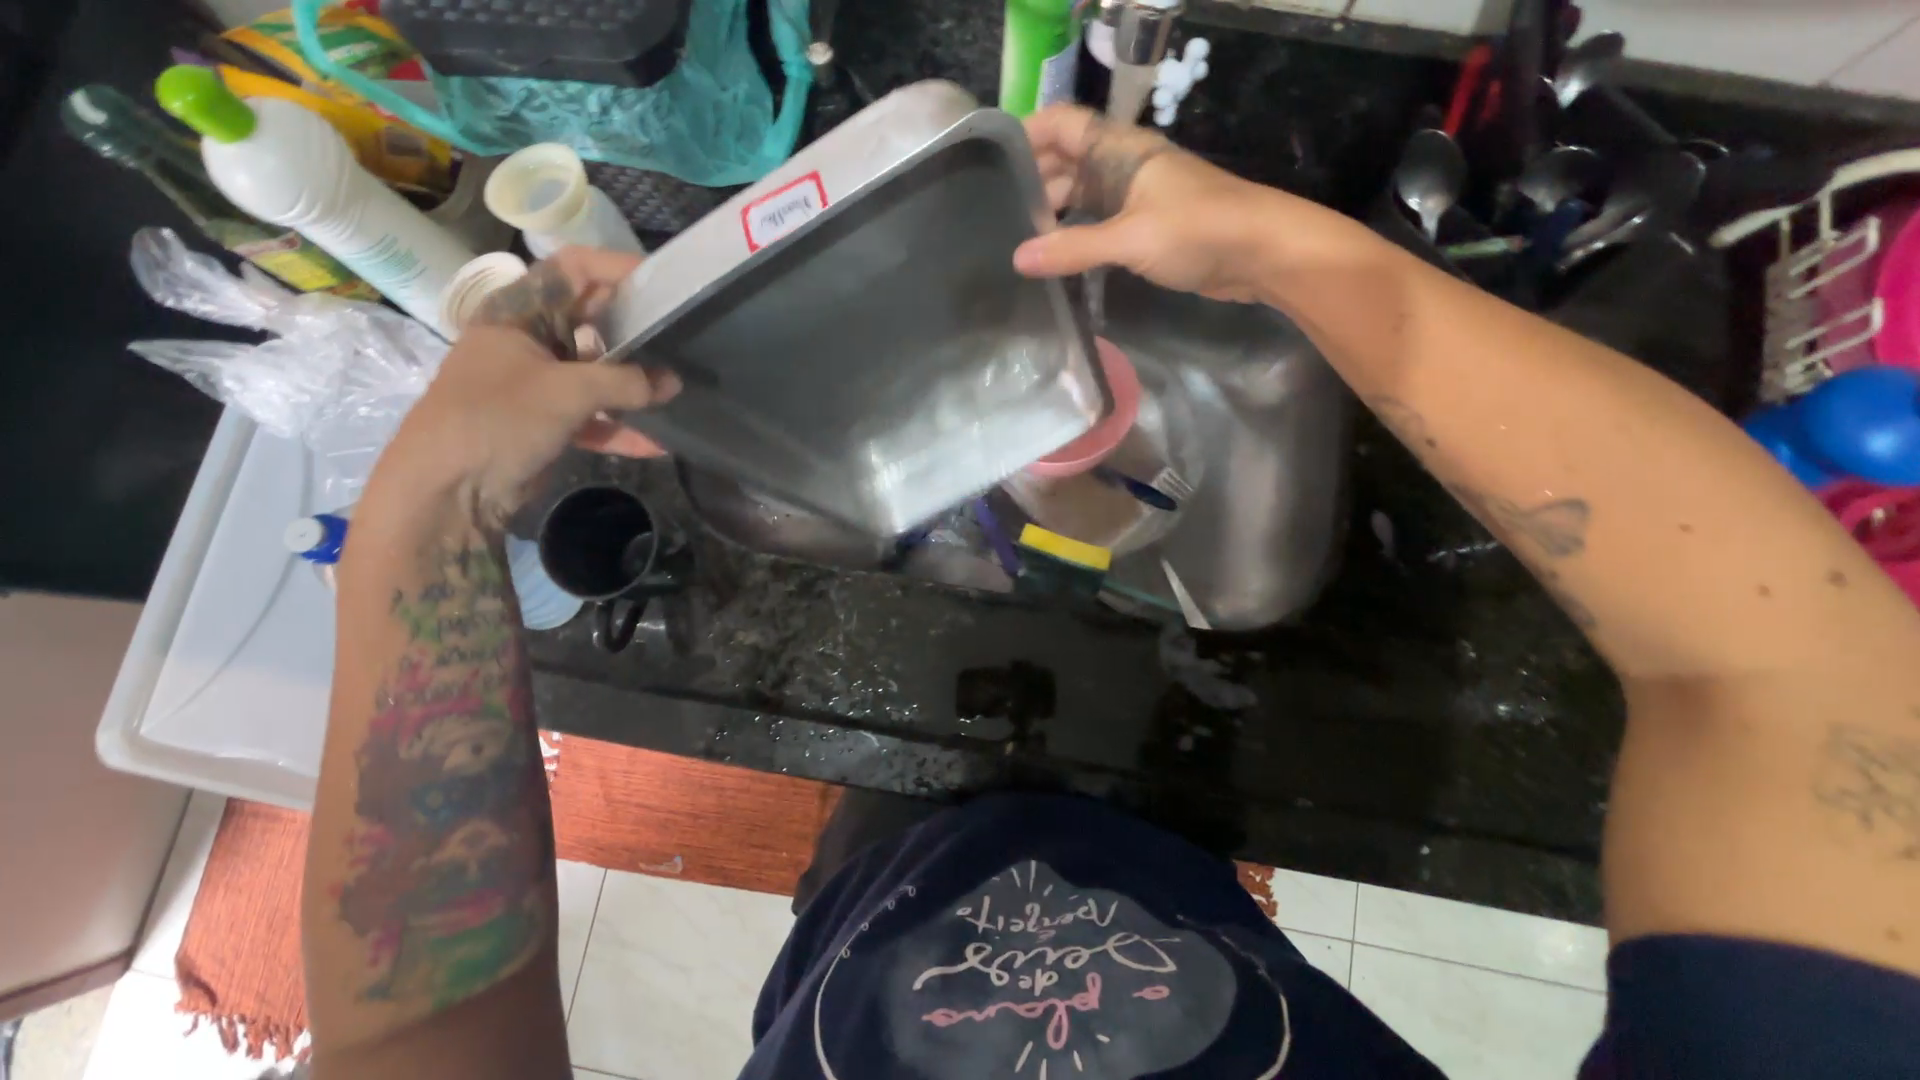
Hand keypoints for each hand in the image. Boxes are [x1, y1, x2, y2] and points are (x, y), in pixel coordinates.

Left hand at [375, 247, 679, 526]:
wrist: (448, 492)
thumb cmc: (498, 420)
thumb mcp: (567, 391)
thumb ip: (626, 382)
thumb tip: (671, 384)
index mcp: (518, 313)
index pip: (572, 269)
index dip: (616, 267)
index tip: (663, 281)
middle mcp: (529, 341)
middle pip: (592, 321)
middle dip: (636, 329)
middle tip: (682, 334)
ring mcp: (538, 385)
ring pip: (597, 373)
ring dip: (634, 384)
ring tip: (677, 389)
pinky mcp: (547, 425)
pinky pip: (594, 418)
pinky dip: (621, 428)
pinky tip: (658, 442)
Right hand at [1011, 105, 1366, 303]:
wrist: (1263, 253)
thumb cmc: (1200, 229)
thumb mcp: (1131, 238)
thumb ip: (1074, 248)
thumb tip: (1019, 258)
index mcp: (1121, 149)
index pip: (1062, 124)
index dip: (1026, 135)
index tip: (989, 163)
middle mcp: (1124, 165)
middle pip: (1067, 161)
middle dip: (1032, 182)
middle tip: (993, 214)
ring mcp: (1136, 197)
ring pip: (1082, 195)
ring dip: (1053, 212)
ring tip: (1016, 239)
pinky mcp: (1146, 228)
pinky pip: (1098, 223)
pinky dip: (1075, 235)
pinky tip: (1054, 259)